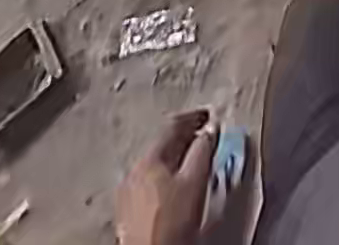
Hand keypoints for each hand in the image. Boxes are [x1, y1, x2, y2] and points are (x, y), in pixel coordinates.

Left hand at [116, 110, 217, 244]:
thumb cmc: (173, 223)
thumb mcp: (195, 183)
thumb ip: (203, 151)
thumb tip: (210, 129)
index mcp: (149, 159)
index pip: (172, 126)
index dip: (193, 118)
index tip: (209, 116)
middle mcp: (134, 171)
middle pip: (162, 144)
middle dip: (184, 137)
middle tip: (203, 135)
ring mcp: (128, 192)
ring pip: (156, 164)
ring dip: (175, 157)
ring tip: (193, 160)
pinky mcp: (128, 212)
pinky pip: (150, 181)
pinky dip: (166, 176)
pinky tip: (175, 186)